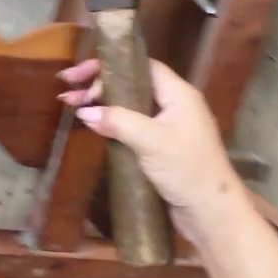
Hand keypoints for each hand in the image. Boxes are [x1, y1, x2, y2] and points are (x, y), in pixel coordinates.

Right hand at [58, 58, 253, 239]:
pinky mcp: (159, 147)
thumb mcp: (151, 141)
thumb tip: (85, 111)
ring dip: (101, 103)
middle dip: (99, 84)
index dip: (110, 66)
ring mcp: (167, 126)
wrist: (210, 212)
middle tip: (68, 88)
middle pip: (131, 84)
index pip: (141, 67)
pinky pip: (130, 125)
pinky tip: (91, 124)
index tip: (81, 73)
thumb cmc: (187, 169)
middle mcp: (173, 105)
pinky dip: (110, 122)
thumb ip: (118, 121)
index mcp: (178, 94)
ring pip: (128, 105)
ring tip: (70, 104)